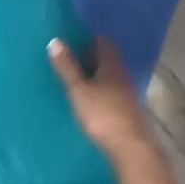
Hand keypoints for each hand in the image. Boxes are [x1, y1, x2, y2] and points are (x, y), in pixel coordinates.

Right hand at [48, 36, 155, 161]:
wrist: (129, 145)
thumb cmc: (101, 114)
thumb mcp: (78, 90)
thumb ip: (67, 67)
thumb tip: (55, 41)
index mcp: (111, 67)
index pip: (104, 44)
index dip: (91, 39)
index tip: (75, 39)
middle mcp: (122, 76)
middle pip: (109, 59)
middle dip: (93, 55)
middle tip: (72, 56)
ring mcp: (127, 93)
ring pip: (111, 76)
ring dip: (97, 73)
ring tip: (77, 77)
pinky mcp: (126, 109)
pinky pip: (112, 91)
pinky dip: (101, 88)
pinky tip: (91, 97)